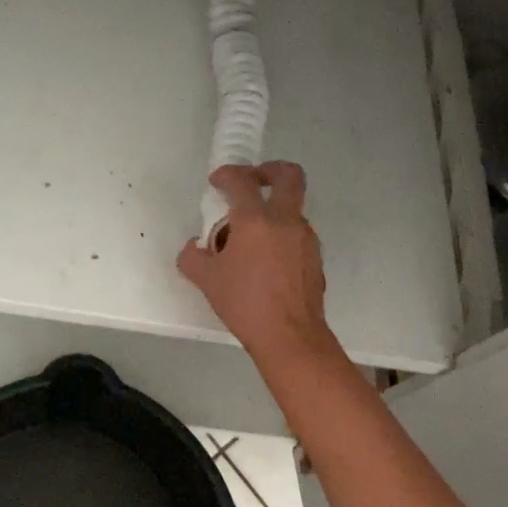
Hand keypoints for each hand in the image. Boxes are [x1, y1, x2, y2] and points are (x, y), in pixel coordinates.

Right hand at [178, 162, 336, 359]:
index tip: (217, 182)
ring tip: (249, 238)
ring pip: (291, 209)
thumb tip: (194, 248)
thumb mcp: (207, 281)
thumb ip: (193, 257)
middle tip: (252, 181)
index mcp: (257, 221)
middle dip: (269, 170)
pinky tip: (264, 262)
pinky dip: (280, 236)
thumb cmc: (245, 303)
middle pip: (289, 176)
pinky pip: (296, 234)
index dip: (227, 175)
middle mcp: (286, 221)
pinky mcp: (314, 258)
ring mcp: (306, 238)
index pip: (242, 182)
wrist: (289, 336)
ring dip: (271, 211)